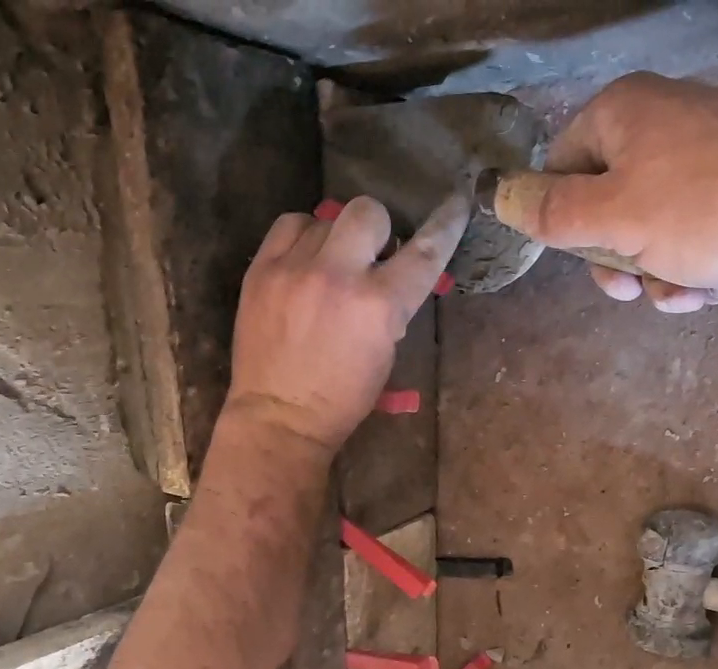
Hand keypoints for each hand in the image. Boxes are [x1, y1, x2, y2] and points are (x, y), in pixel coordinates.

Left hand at [226, 194, 467, 449]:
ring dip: (337, 237)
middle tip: (370, 256)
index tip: (456, 202)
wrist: (281, 417)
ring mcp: (296, 268)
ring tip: (330, 267)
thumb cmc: (344, 397)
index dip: (446, 223)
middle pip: (369, 211)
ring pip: (327, 216)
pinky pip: (291, 224)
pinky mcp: (262, 268)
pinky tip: (304, 261)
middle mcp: (339, 276)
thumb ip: (393, 305)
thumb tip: (392, 268)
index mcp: (380, 306)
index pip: (425, 251)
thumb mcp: (386, 353)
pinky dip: (304, 237)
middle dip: (378, 230)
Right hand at [523, 73, 717, 312]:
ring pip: (652, 232)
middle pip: (607, 206)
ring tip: (688, 291)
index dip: (565, 220)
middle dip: (620, 261)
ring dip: (660, 276)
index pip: (562, 165)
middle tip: (633, 289)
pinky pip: (695, 236)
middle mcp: (662, 123)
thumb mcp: (613, 216)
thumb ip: (552, 212)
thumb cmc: (705, 209)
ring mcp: (706, 156)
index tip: (583, 258)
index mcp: (624, 112)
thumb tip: (496, 193)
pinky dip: (698, 269)